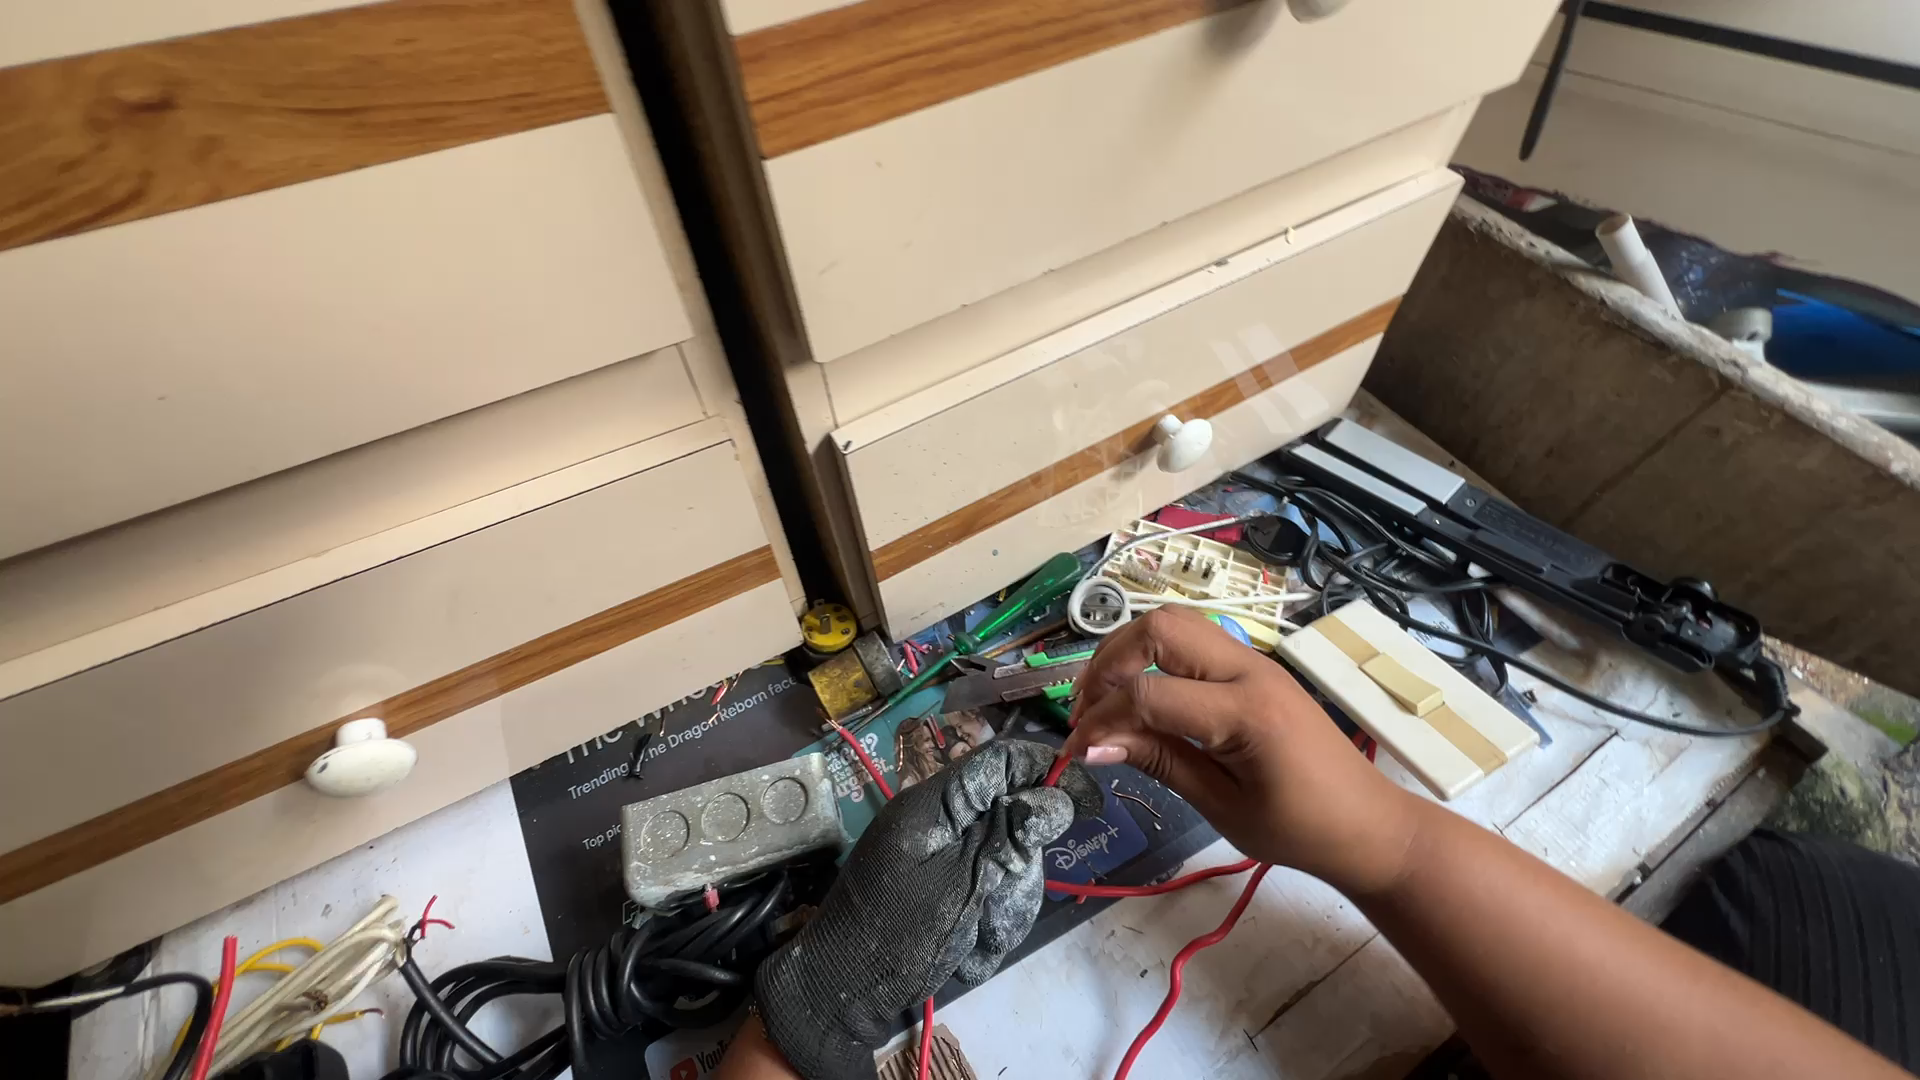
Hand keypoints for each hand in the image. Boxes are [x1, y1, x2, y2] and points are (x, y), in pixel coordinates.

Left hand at [754, 739, 1100, 1079]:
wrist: (841, 995)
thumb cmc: (896, 933)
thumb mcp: (961, 883)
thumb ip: (1009, 835)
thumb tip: (1055, 795)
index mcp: (937, 802)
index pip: (1002, 761)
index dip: (1049, 770)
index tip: (1090, 801)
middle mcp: (942, 820)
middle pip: (1012, 820)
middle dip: (1018, 870)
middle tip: (999, 904)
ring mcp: (944, 856)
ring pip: (1007, 864)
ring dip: (1003, 908)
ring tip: (975, 940)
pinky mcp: (948, 888)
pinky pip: (990, 895)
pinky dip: (987, 926)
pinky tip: (966, 951)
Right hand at [1061, 607, 1419, 894]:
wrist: (1370, 825)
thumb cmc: (1300, 830)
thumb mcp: (1222, 808)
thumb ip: (1158, 761)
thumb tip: (1091, 745)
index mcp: (1246, 711)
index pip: (1149, 694)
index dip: (1101, 720)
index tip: (1073, 751)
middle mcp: (1249, 668)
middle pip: (1158, 628)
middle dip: (1108, 663)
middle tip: (1086, 711)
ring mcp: (1252, 659)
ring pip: (1171, 622)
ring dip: (1126, 652)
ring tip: (1104, 698)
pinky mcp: (1250, 664)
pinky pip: (1189, 640)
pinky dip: (1151, 657)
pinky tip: (1138, 694)